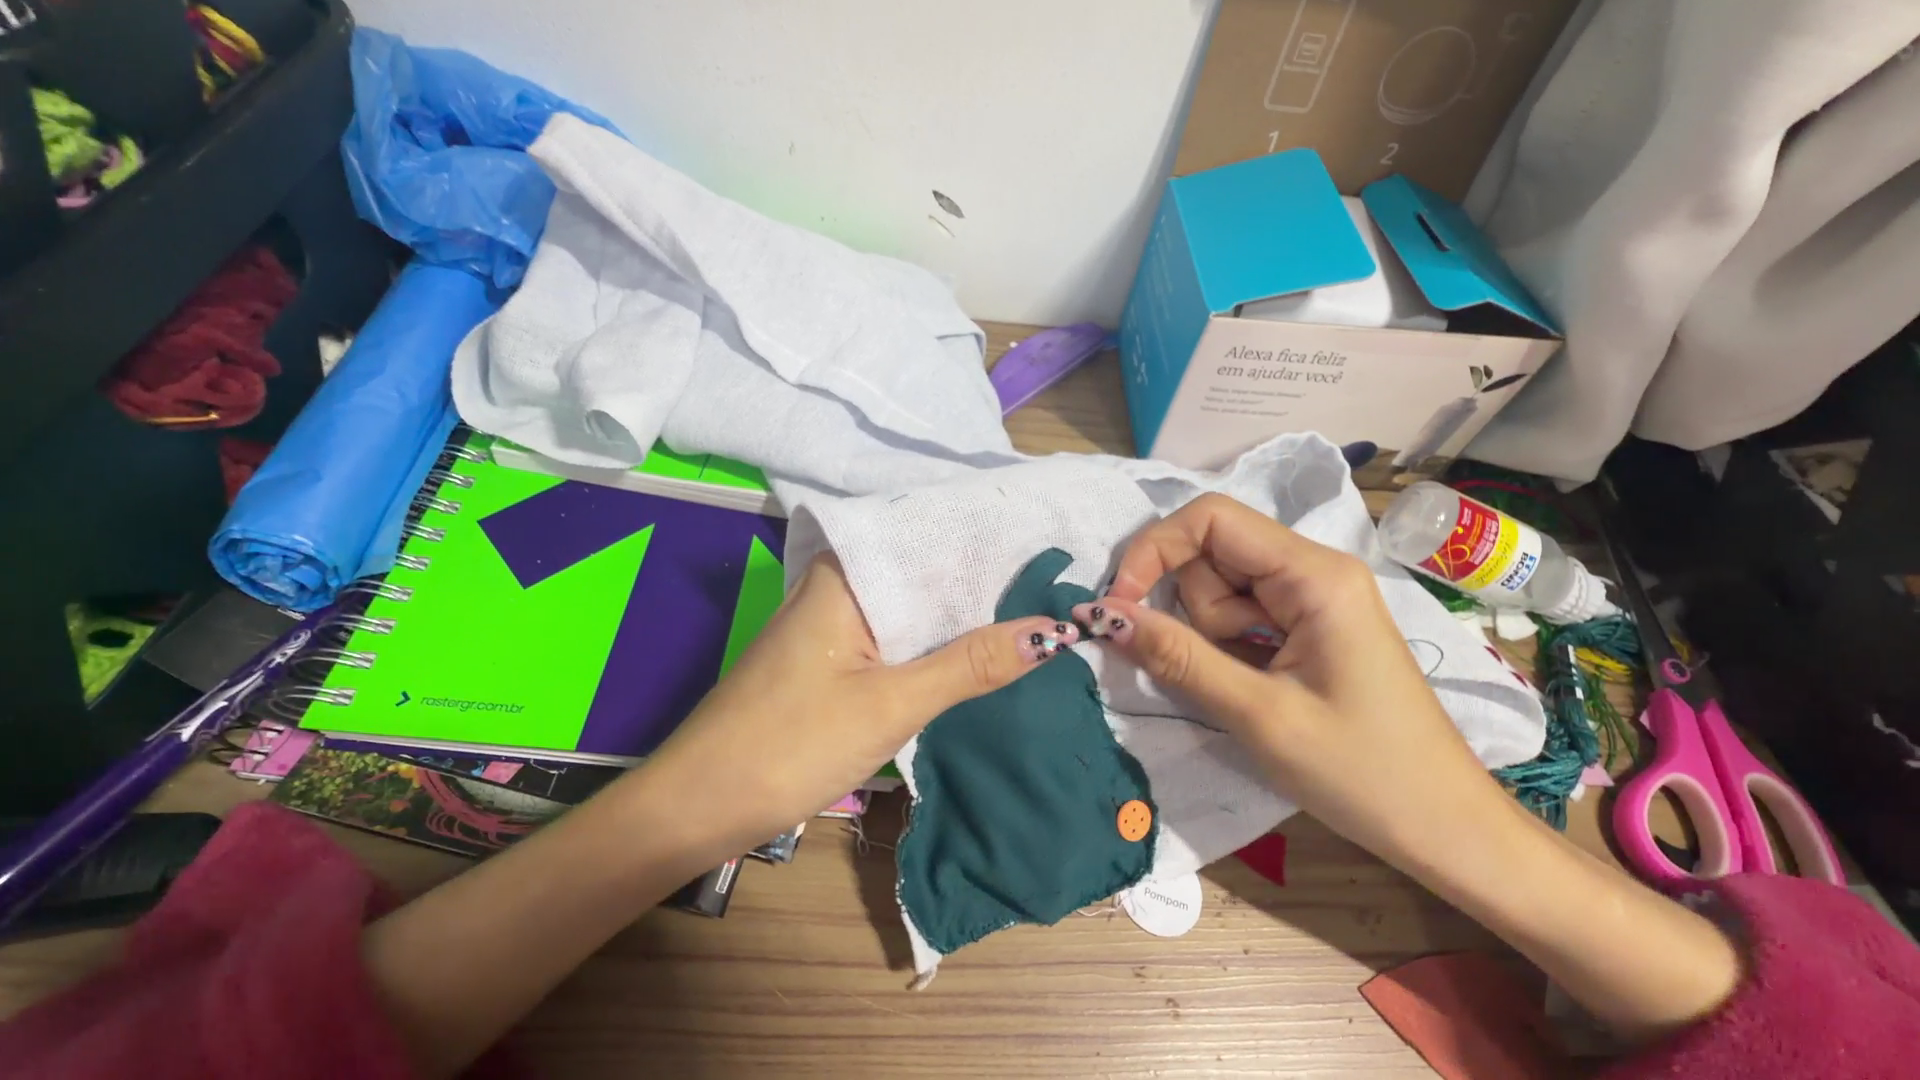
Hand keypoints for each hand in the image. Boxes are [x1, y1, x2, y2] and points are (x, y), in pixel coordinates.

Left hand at [643, 553, 1080, 849]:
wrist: (700, 804)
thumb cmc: (790, 745)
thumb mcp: (891, 705)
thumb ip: (971, 664)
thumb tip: (1053, 631)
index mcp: (847, 570)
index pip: (936, 531)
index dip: (998, 534)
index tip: (1062, 534)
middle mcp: (841, 580)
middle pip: (930, 566)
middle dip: (993, 575)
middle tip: (1071, 573)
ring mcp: (837, 618)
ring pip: (918, 602)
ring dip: (971, 608)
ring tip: (1048, 601)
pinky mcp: (836, 653)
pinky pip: (901, 631)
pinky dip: (942, 637)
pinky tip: (986, 643)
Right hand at [1073, 494, 1740, 1042]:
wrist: (1445, 828)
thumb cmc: (1362, 772)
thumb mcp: (1258, 715)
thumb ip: (1178, 657)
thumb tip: (1101, 616)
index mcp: (1314, 574)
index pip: (1211, 519)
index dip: (1154, 550)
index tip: (1118, 607)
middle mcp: (1314, 572)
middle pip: (1212, 557)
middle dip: (1191, 612)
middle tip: (1222, 674)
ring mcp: (1313, 602)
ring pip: (1221, 593)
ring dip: (1210, 639)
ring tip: (1251, 693)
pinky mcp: (1309, 631)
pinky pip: (1242, 621)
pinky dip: (1227, 652)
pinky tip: (1256, 693)